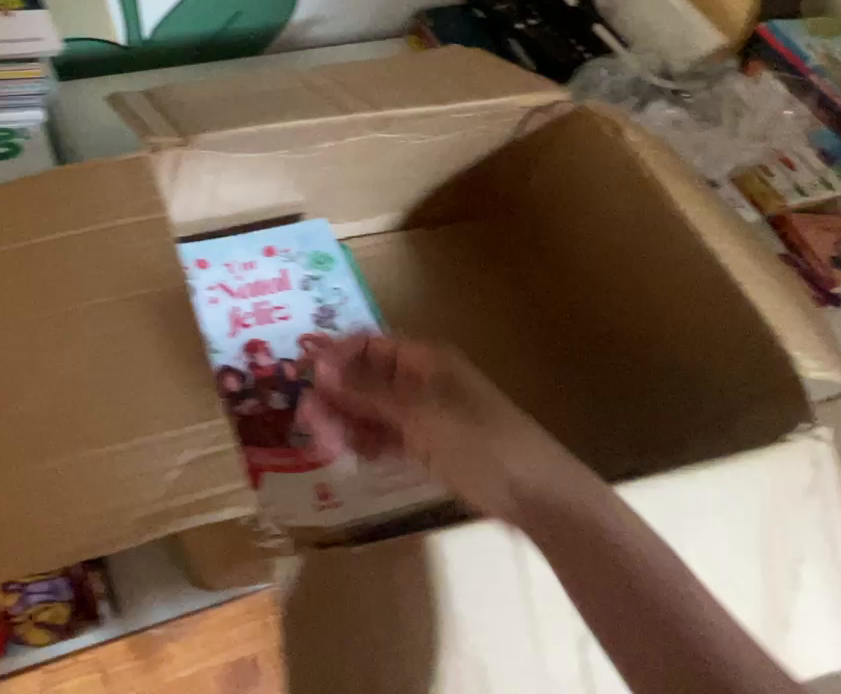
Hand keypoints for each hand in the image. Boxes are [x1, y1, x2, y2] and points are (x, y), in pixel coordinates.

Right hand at [308, 333, 594, 524]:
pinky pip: (384, 435)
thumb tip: (318, 365)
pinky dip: (365, 441)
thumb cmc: (480, 441)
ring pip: (370, 409)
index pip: (368, 344)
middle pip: (364, 377)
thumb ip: (366, 391)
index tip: (302, 371)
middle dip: (335, 394)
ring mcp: (422, 414)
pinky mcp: (425, 445)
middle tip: (308, 419)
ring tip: (323, 441)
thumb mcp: (419, 413)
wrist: (538, 495)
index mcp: (422, 359)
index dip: (335, 353)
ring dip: (345, 421)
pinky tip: (348, 453)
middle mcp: (418, 380)